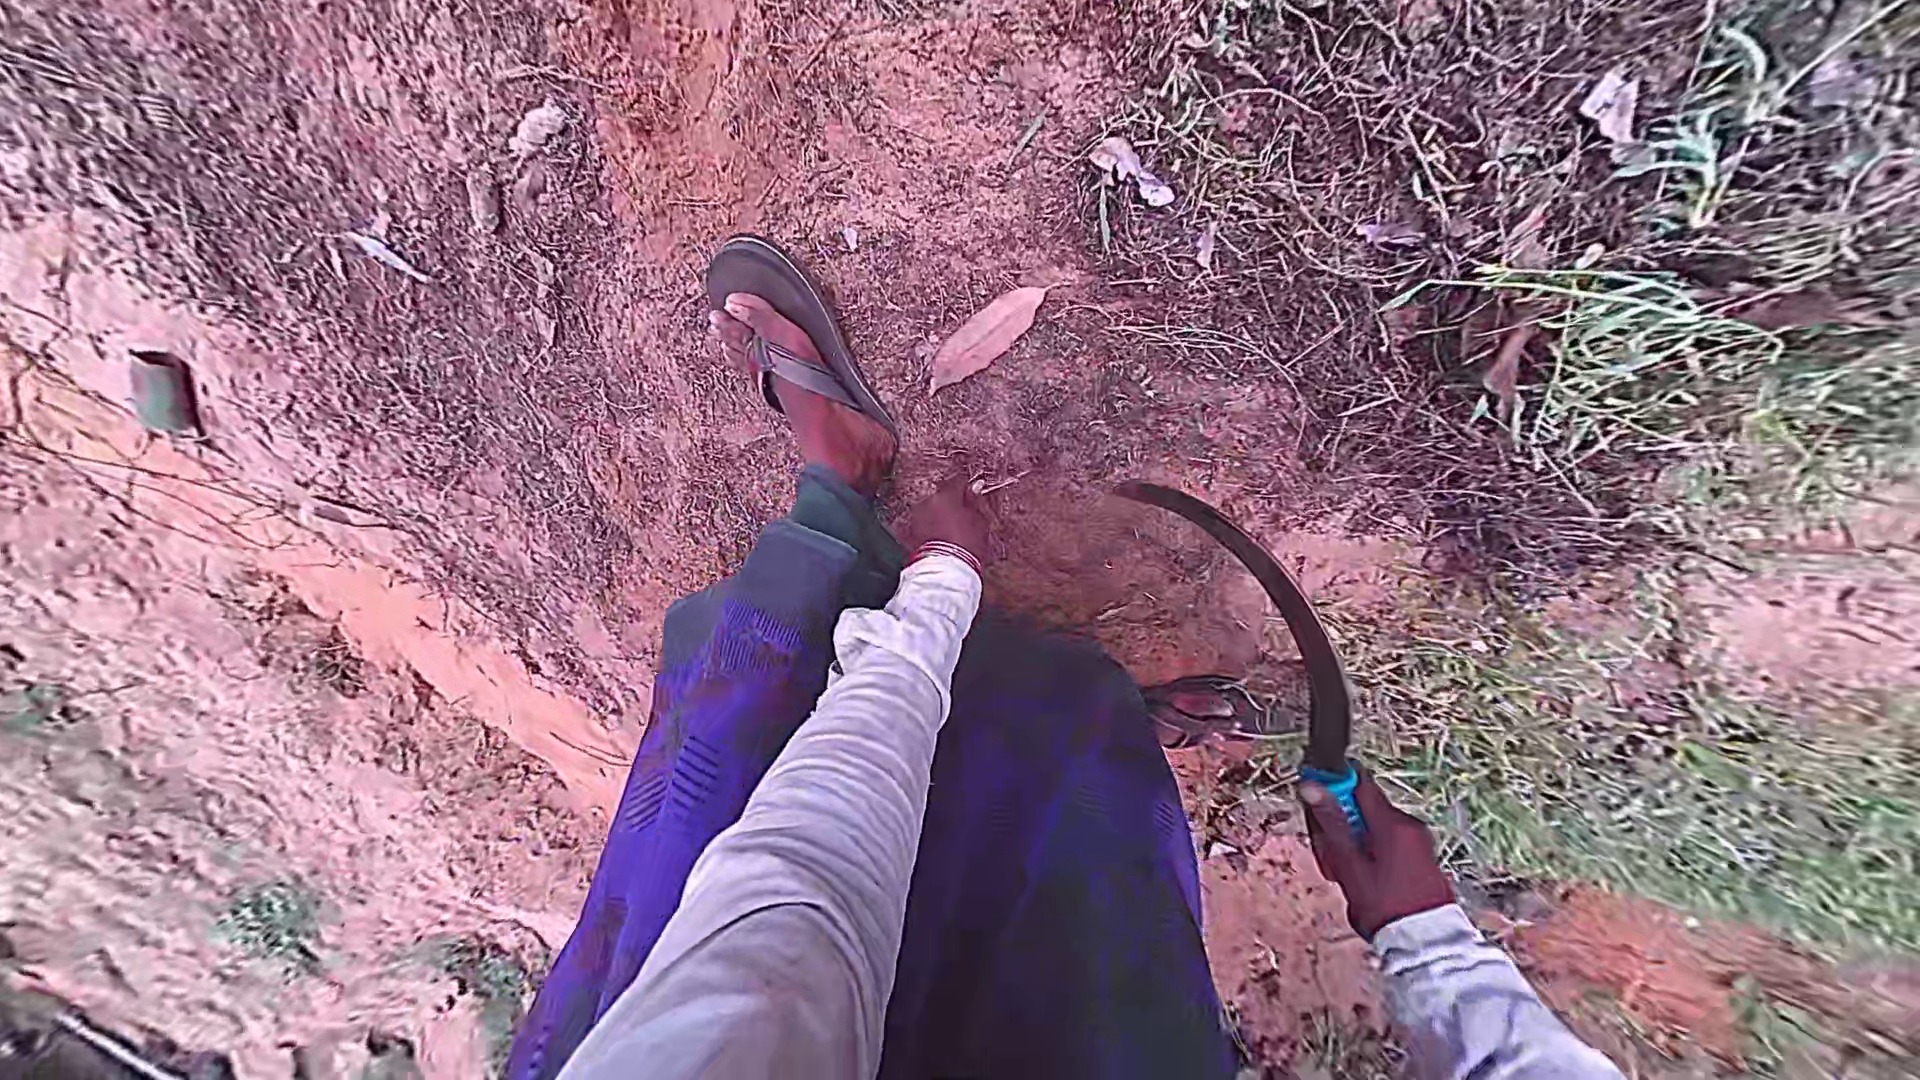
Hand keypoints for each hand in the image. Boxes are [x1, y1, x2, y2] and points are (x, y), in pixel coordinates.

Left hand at [897, 474, 993, 565]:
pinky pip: (923, 524)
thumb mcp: (980, 522)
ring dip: (938, 516)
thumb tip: (975, 487)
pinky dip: (930, 528)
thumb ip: (975, 502)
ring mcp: (917, 516)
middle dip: (950, 504)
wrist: (945, 570)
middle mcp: (928, 501)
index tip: (971, 499)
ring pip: (931, 510)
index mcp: (946, 495)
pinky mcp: (910, 532)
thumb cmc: (966, 545)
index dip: (966, 491)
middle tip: (962, 519)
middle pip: (941, 497)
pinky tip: (940, 538)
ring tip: (950, 532)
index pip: (957, 483)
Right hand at [1299, 768, 1454, 939]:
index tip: (1317, 802)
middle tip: (1328, 848)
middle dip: (1338, 820)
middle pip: (1360, 802)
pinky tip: (1359, 874)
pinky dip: (1367, 848)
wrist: (1428, 950)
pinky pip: (1384, 838)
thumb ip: (1330, 819)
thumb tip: (1310, 785)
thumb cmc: (1386, 906)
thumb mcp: (1348, 862)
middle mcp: (1409, 825)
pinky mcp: (1419, 855)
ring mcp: (1417, 840)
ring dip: (1350, 838)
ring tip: (1343, 869)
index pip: (1356, 779)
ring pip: (1370, 822)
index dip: (1332, 785)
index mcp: (1393, 822)